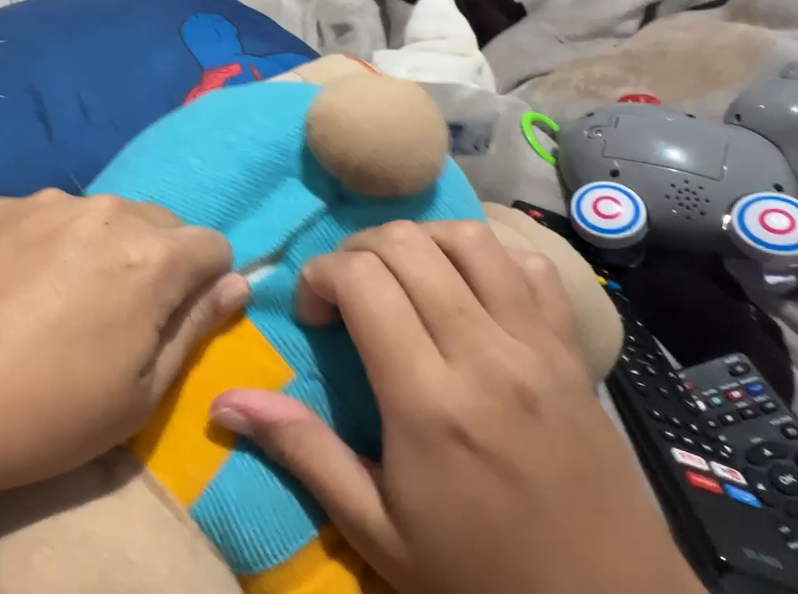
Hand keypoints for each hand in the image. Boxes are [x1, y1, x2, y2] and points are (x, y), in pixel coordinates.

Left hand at [0, 189, 246, 542]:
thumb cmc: (37, 415)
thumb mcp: (136, 396)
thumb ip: (194, 330)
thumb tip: (233, 284)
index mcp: (150, 256)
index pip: (213, 246)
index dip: (205, 286)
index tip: (174, 324)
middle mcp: (102, 210)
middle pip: (159, 224)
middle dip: (158, 263)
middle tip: (117, 321)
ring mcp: (41, 203)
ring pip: (101, 217)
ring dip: (103, 249)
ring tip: (58, 305)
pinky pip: (48, 219)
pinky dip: (51, 245)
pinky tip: (11, 291)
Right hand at [209, 220, 704, 593]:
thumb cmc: (479, 575)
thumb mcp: (376, 528)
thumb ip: (302, 450)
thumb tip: (225, 402)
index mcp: (429, 400)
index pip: (363, 279)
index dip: (321, 275)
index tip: (315, 316)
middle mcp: (486, 354)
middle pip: (409, 244)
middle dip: (358, 251)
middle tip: (347, 296)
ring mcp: (538, 346)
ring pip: (469, 238)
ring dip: (419, 242)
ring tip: (401, 281)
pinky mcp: (573, 349)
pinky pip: (529, 265)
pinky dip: (487, 255)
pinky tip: (465, 287)